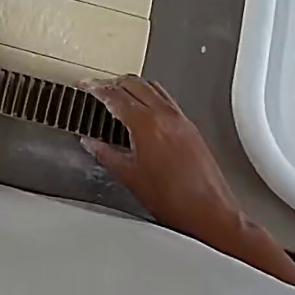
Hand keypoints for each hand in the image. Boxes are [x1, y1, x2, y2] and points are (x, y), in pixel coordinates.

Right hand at [82, 76, 245, 240]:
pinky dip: (150, 96)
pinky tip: (144, 111)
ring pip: (152, 87)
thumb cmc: (173, 199)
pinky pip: (166, 99)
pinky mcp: (190, 126)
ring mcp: (180, 118)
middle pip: (134, 83)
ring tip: (118, 96)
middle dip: (112, 83)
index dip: (96, 88)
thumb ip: (106, 154)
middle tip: (98, 89)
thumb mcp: (130, 176)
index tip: (85, 86)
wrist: (208, 211)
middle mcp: (165, 114)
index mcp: (146, 123)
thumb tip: (91, 143)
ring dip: (133, 86)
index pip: (115, 95)